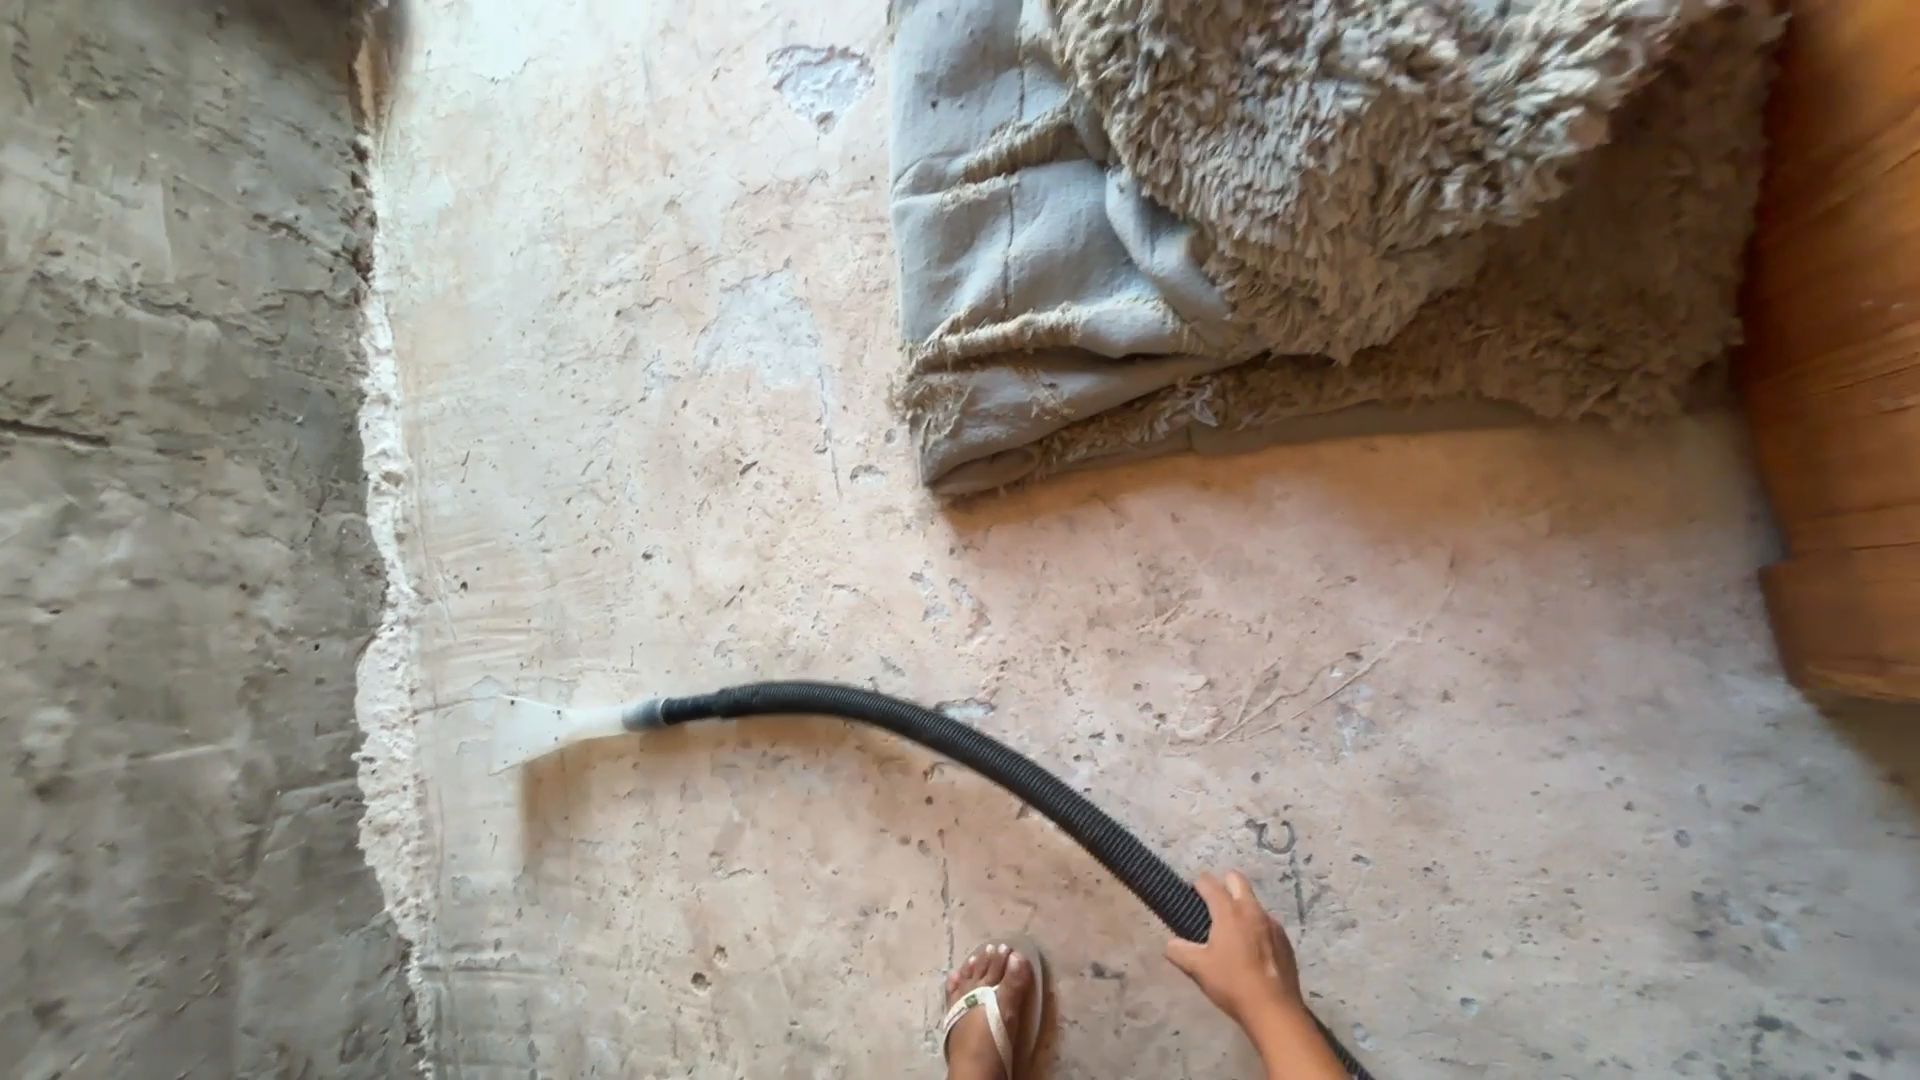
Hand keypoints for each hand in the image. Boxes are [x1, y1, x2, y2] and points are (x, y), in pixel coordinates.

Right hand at [1164, 870, 1305, 1027]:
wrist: (1275, 1011)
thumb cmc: (1232, 984)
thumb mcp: (1198, 969)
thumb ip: (1179, 951)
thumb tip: (1170, 944)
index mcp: (1229, 912)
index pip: (1209, 882)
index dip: (1198, 884)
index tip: (1191, 893)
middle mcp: (1252, 910)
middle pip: (1237, 879)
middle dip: (1224, 884)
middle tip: (1214, 904)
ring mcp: (1272, 925)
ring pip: (1254, 903)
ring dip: (1242, 908)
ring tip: (1234, 933)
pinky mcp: (1286, 941)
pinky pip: (1268, 924)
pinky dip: (1258, 929)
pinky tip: (1253, 952)